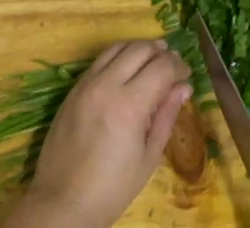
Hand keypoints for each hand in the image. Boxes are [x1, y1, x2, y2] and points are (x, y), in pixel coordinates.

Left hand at [6, 40, 190, 227]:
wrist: (63, 202)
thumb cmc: (112, 188)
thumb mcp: (148, 158)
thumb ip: (166, 116)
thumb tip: (183, 88)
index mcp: (129, 105)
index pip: (162, 67)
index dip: (179, 66)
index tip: (186, 75)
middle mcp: (106, 85)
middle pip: (140, 49)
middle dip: (161, 52)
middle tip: (174, 65)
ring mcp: (86, 84)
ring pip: (117, 47)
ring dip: (139, 48)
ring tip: (153, 58)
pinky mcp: (72, 89)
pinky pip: (99, 60)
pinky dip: (118, 56)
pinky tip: (127, 69)